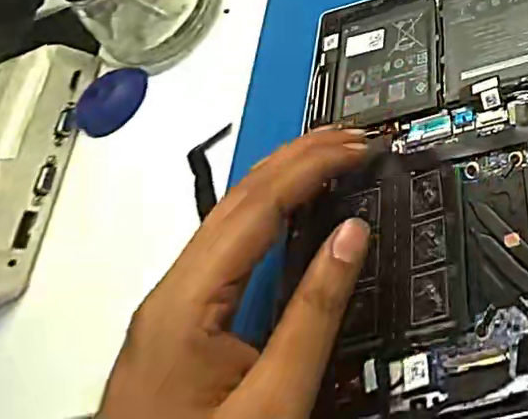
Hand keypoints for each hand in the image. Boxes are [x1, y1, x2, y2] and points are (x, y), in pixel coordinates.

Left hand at [99, 127, 371, 418]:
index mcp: (186, 303)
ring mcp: (172, 306)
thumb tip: (351, 237)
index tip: (355, 147)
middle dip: (299, 155)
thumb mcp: (272, 403)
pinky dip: (271, 206)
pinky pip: (231, 240)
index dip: (312, 165)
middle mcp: (172, 294)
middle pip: (240, 196)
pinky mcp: (182, 322)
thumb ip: (314, 313)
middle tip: (349, 136)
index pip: (258, 204)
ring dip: (285, 174)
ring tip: (329, 154)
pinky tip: (293, 204)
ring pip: (232, 213)